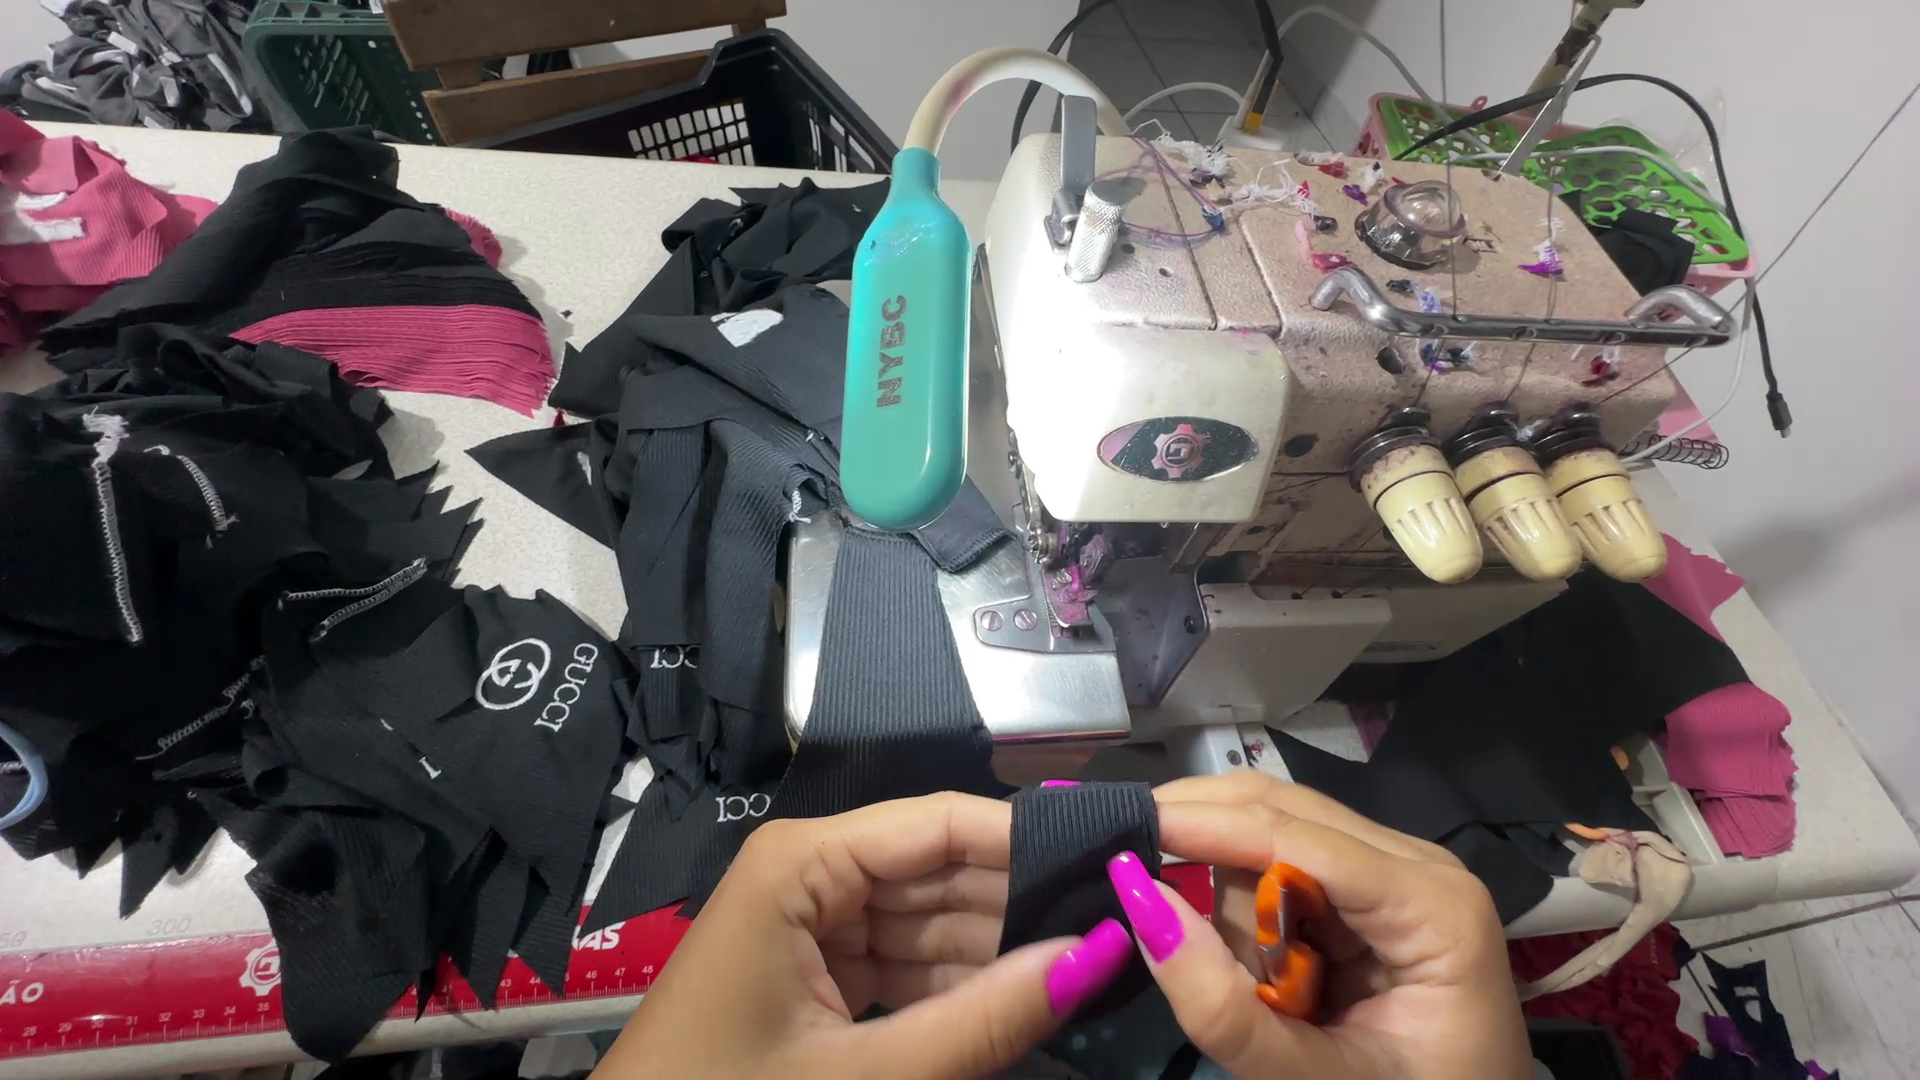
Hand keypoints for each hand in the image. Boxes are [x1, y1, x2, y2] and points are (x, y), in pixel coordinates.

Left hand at [595, 792, 1132, 1079]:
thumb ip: (982, 1020)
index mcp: (807, 858)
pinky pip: (903, 957)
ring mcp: (814, 914)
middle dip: (1019, 901)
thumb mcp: (863, 1077)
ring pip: (927, 917)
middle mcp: (813, 866)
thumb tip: (1094, 959)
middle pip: (937, 868)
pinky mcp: (818, 962)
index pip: (938, 823)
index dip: (1025, 841)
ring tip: (1086, 958)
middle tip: (1111, 922)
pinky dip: (955, 984)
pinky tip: (1021, 995)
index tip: (1106, 861)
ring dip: (996, 946)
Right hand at [1109, 773, 1530, 1079]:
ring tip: (1252, 979)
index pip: (1295, 835)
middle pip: (1277, 806)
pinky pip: (1276, 851)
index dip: (1203, 823)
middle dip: (1202, 835)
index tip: (1121, 825)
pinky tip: (1260, 957)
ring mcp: (1389, 863)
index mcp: (1431, 907)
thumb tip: (1141, 901)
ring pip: (1267, 823)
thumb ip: (1227, 1010)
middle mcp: (1413, 861)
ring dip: (1226, 882)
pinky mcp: (1363, 878)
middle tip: (1128, 859)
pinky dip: (1240, 892)